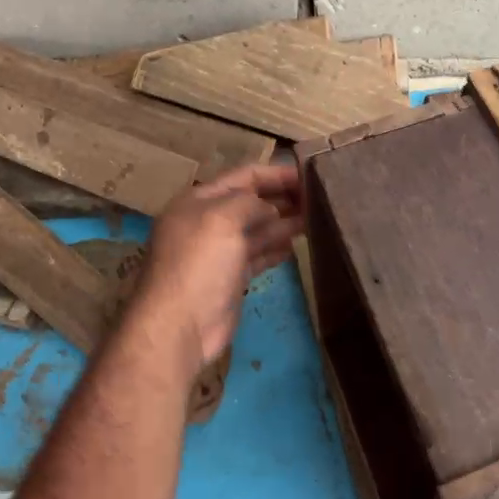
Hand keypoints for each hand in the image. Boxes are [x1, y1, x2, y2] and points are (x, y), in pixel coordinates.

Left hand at [132, 164, 303, 370]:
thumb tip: (272, 209)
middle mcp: (208, 222)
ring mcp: (220, 252)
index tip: (308, 174)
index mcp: (199, 200)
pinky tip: (295, 246)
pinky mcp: (231, 278)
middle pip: (251, 201)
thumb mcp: (222, 218)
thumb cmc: (199, 263)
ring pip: (258, 229)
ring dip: (284, 222)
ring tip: (316, 218)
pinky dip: (276, 249)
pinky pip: (258, 256)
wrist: (180, 325)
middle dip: (282, 197)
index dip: (275, 173)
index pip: (243, 176)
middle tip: (318, 197)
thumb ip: (250, 203)